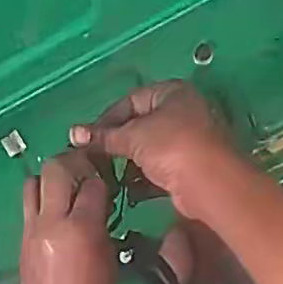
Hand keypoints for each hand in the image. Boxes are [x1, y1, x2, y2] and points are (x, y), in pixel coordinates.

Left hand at [19, 150, 116, 283]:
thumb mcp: (109, 261)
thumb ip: (103, 229)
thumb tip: (99, 210)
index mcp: (81, 228)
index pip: (93, 185)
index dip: (103, 179)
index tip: (108, 183)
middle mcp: (53, 220)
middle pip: (57, 168)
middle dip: (73, 162)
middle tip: (85, 169)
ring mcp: (33, 227)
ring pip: (35, 181)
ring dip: (51, 177)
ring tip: (66, 187)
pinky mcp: (22, 236)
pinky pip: (29, 204)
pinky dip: (42, 197)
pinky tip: (55, 210)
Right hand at [69, 81, 250, 222]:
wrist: (208, 183)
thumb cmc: (171, 146)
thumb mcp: (133, 136)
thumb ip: (104, 136)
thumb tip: (74, 133)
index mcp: (172, 92)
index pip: (131, 100)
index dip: (107, 119)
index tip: (88, 138)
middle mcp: (182, 113)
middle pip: (140, 126)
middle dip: (117, 143)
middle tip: (96, 159)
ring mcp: (187, 143)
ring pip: (149, 151)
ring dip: (128, 164)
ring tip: (108, 176)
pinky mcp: (187, 170)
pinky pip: (158, 171)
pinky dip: (142, 180)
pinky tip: (126, 190)